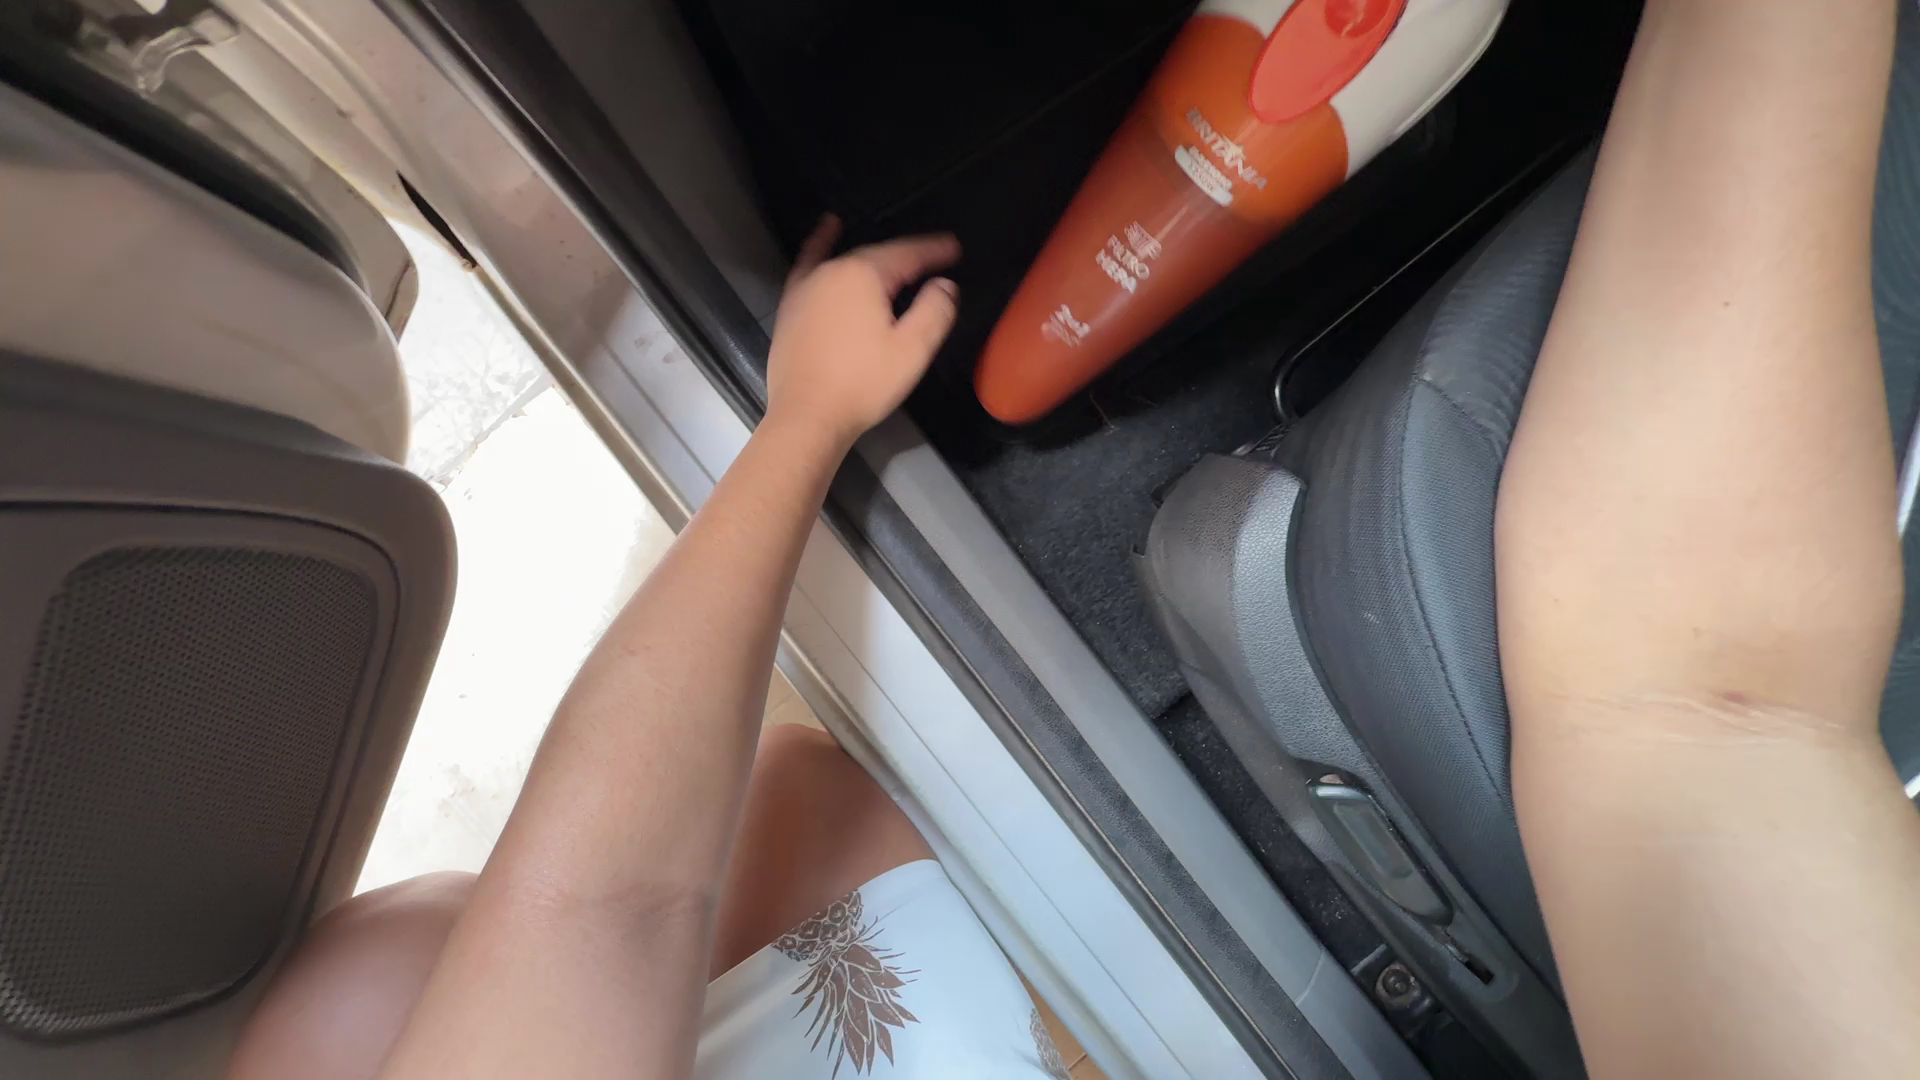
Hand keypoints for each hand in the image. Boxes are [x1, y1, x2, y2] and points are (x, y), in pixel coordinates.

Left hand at [764, 216, 960, 449]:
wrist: (808, 416)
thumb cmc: (863, 384)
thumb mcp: (911, 350)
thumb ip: (934, 311)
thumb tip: (945, 284)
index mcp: (863, 276)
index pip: (907, 254)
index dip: (934, 250)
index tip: (955, 248)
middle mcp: (832, 271)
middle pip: (877, 257)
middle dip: (907, 257)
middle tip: (933, 259)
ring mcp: (806, 288)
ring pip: (846, 263)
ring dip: (873, 259)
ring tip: (894, 255)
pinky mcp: (791, 308)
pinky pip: (809, 266)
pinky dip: (821, 247)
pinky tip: (826, 232)